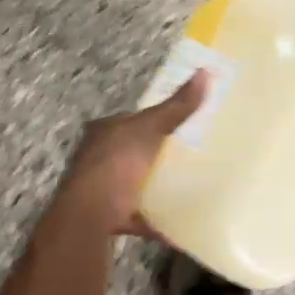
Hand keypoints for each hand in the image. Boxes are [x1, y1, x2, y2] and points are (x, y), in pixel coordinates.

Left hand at [57, 72, 207, 236]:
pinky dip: (155, 219)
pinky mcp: (109, 218)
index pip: (132, 120)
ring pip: (133, 183)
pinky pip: (138, 216)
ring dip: (155, 188)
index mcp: (103, 131)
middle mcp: (97, 157)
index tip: (183, 127)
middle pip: (134, 152)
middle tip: (191, 157)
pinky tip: (178, 224)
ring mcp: (102, 189)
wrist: (89, 217)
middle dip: (157, 155)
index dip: (156, 121)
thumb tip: (205, 71)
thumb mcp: (150, 129)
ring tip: (188, 187)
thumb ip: (176, 106)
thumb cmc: (116, 164)